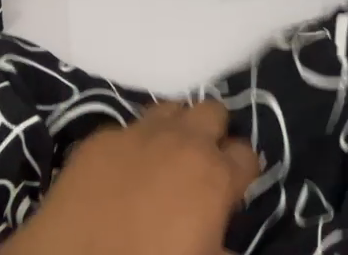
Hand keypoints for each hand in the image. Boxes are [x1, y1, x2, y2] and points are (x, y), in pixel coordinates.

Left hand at [3, 100, 260, 254]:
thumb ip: (222, 240)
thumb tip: (224, 238)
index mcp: (215, 176)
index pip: (248, 154)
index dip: (242, 172)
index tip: (234, 188)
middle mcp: (182, 141)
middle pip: (214, 112)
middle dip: (213, 134)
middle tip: (201, 165)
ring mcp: (138, 133)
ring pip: (172, 107)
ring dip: (176, 128)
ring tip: (165, 156)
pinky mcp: (100, 138)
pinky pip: (127, 126)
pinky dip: (133, 143)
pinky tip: (123, 168)